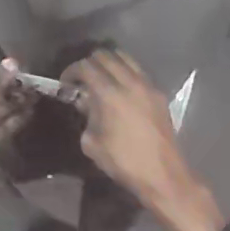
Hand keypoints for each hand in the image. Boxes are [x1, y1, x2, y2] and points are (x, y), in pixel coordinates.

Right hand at [63, 50, 228, 230]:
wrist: (163, 175)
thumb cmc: (124, 163)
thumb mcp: (92, 143)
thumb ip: (86, 116)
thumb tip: (85, 102)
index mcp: (110, 95)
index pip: (86, 67)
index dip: (71, 71)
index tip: (66, 83)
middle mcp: (129, 82)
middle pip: (105, 55)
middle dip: (89, 63)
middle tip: (82, 79)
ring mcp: (147, 85)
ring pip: (124, 57)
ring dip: (109, 62)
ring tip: (101, 78)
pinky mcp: (158, 93)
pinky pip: (138, 70)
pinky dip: (125, 71)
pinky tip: (121, 88)